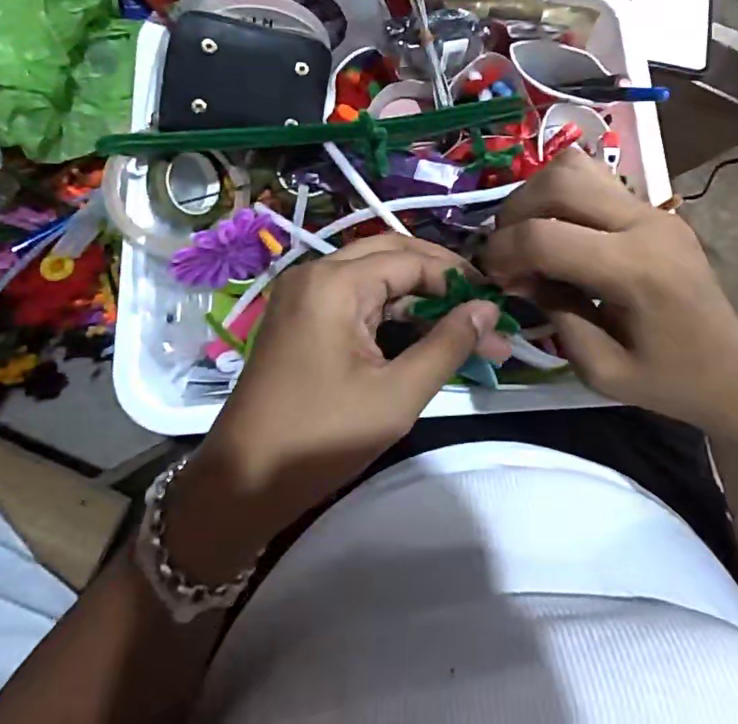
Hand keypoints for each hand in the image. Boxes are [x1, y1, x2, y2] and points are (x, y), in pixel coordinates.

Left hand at [165, 235, 509, 577]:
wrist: (241, 483)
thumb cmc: (321, 438)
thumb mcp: (397, 395)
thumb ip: (447, 345)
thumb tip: (488, 310)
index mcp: (334, 284)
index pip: (413, 261)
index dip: (458, 281)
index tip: (496, 308)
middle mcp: (315, 275)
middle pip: (392, 255)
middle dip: (440, 279)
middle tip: (481, 306)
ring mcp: (303, 295)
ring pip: (375, 276)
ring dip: (418, 296)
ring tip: (462, 326)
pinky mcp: (300, 318)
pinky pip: (355, 298)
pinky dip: (391, 312)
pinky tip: (422, 334)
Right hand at [482, 149, 737, 439]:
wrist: (734, 374)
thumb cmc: (670, 383)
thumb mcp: (600, 370)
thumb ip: (554, 313)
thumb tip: (518, 272)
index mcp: (636, 271)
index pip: (546, 236)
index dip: (504, 252)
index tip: (492, 276)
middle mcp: (645, 224)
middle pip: (558, 183)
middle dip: (514, 214)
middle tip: (506, 252)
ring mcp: (653, 209)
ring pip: (576, 166)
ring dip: (537, 193)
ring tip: (529, 232)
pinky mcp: (655, 208)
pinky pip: (596, 177)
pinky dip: (563, 190)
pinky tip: (559, 225)